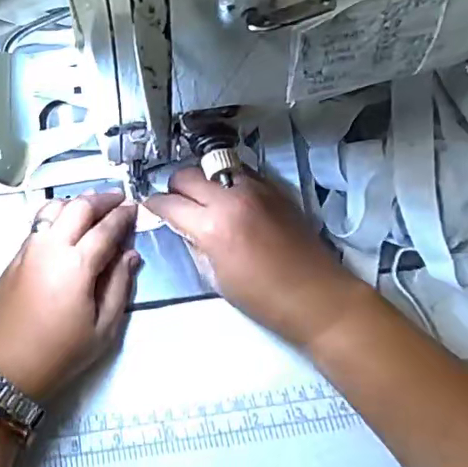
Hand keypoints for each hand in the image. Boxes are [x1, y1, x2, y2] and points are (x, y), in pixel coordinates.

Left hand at [0, 192, 139, 401]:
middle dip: (102, 199)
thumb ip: (120, 286)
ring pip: (54, 209)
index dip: (123, 215)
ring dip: (77, 202)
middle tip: (119, 198)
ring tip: (93, 204)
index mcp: (76, 265)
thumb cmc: (58, 354)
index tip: (135, 208)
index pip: (106, 228)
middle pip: (78, 207)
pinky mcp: (14, 258)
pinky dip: (58, 214)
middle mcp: (51, 248)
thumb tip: (130, 255)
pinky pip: (39, 223)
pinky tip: (67, 223)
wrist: (0, 370)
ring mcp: (28, 250)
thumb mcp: (102, 329)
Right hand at [143, 168, 373, 349]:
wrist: (316, 294)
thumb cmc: (264, 298)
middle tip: (176, 204)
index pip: (170, 203)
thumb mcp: (216, 278)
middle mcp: (232, 198)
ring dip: (204, 181)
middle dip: (176, 188)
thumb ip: (195, 245)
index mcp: (214, 226)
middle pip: (188, 175)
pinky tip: (231, 200)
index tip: (151, 208)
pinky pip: (241, 173)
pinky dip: (229, 181)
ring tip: (204, 200)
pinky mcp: (274, 188)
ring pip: (214, 168)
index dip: (155, 205)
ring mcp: (256, 188)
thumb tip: (183, 227)